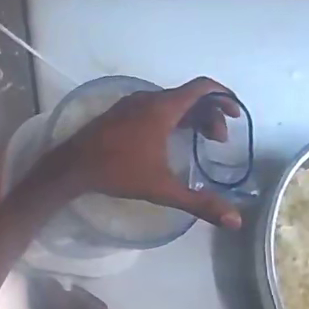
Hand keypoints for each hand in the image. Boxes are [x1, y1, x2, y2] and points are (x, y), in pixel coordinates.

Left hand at [50, 77, 242, 227]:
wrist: (72, 166)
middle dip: (210, 114)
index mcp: (162, 108)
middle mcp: (149, 99)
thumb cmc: (118, 172)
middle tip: (217, 140)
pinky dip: (172, 116)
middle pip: (190, 96)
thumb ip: (200, 202)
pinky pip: (156, 105)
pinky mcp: (121, 111)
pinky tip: (171, 140)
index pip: (202, 88)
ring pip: (172, 101)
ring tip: (201, 140)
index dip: (224, 98)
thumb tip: (235, 220)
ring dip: (191, 116)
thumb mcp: (162, 189)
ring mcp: (132, 103)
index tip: (236, 116)